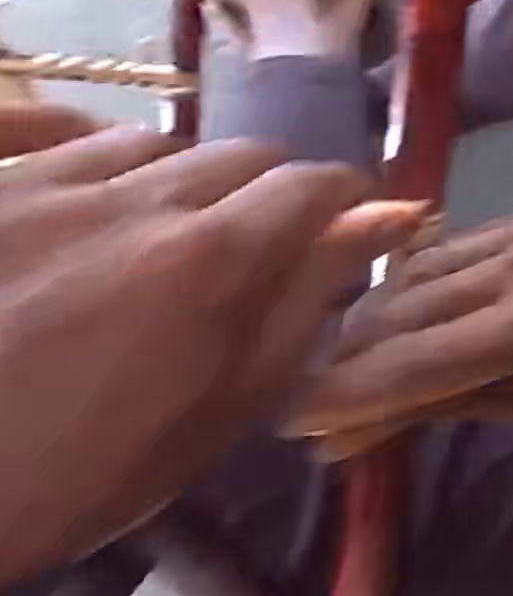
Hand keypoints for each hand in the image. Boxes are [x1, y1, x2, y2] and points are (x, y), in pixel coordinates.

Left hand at [0, 106, 422, 580]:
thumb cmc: (72, 472)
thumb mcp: (229, 397)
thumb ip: (314, 291)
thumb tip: (393, 215)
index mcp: (212, 256)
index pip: (319, 182)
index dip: (348, 198)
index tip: (348, 225)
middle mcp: (132, 204)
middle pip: (246, 154)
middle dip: (272, 187)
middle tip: (255, 237)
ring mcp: (28, 192)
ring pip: (151, 142)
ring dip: (181, 174)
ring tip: (159, 221)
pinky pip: (30, 124)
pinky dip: (75, 134)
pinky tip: (82, 163)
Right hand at [288, 204, 512, 440]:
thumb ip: (459, 406)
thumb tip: (350, 434)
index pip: (411, 364)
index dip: (341, 396)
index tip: (293, 418)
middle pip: (401, 311)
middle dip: (353, 355)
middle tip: (334, 382)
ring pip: (418, 270)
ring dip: (384, 310)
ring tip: (377, 343)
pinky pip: (455, 242)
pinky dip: (427, 276)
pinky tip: (426, 300)